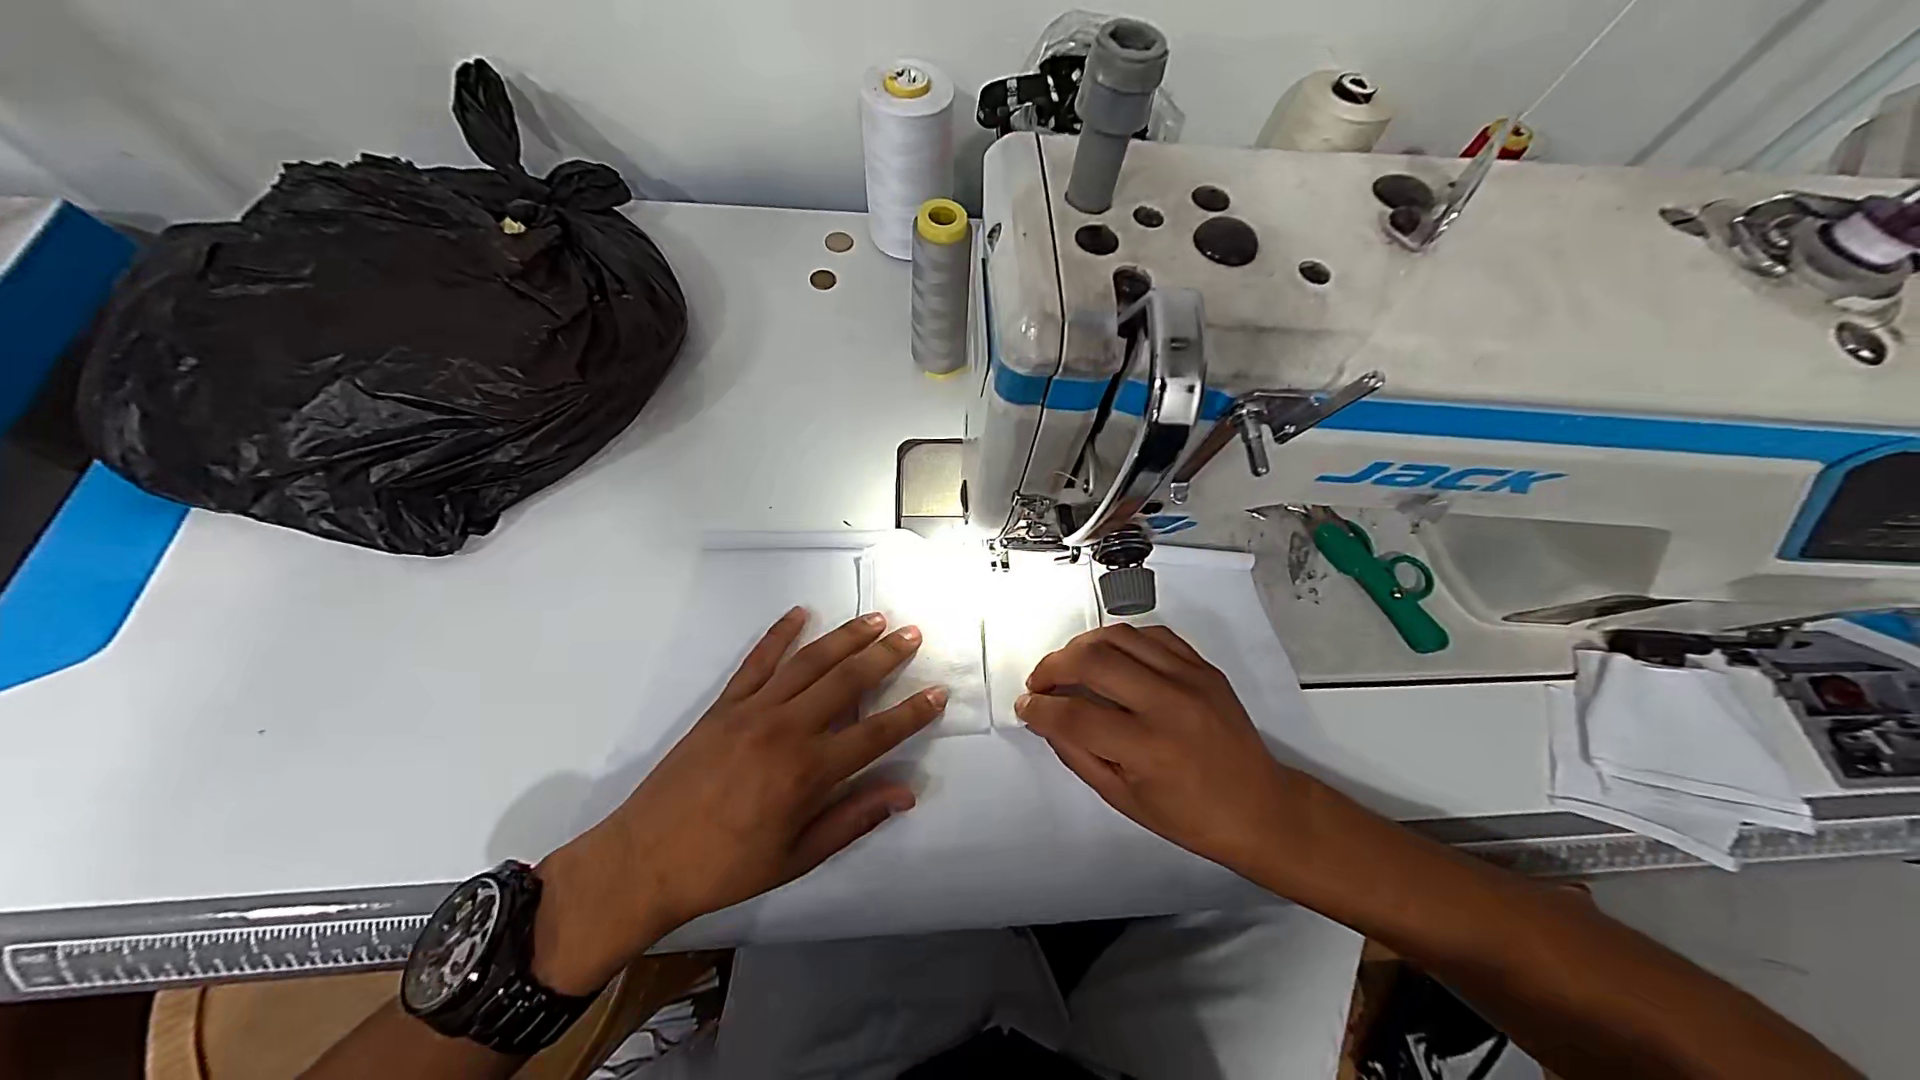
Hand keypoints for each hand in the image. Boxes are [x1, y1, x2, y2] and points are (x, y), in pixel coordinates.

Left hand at [533, 608, 945, 992]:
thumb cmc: (727, 866)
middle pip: (848, 682)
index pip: (877, 734)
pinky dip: (779, 634)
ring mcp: (753, 711)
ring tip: (875, 618)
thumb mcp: (797, 856)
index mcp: (809, 772)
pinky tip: (800, 613)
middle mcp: (787, 730)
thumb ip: (853, 819)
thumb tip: (904, 794)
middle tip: (912, 633)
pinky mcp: (724, 705)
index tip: (938, 692)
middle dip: (886, 655)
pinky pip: (757, 661)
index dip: (912, 713)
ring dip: (846, 637)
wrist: (644, 860)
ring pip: (809, 662)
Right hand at [1015, 624, 1309, 878]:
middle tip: (1040, 682)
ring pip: (1118, 636)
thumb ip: (1077, 754)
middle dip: (1051, 667)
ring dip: (1080, 646)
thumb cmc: (1194, 816)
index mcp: (1149, 749)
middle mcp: (1170, 705)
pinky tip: (1109, 655)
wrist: (1260, 808)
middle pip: (1091, 661)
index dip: (1038, 709)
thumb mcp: (1122, 798)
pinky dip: (1120, 639)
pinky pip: (1151, 634)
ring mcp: (1190, 679)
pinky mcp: (1203, 667)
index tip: (1027, 707)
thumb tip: (1046, 720)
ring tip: (1067, 664)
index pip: (1072, 715)